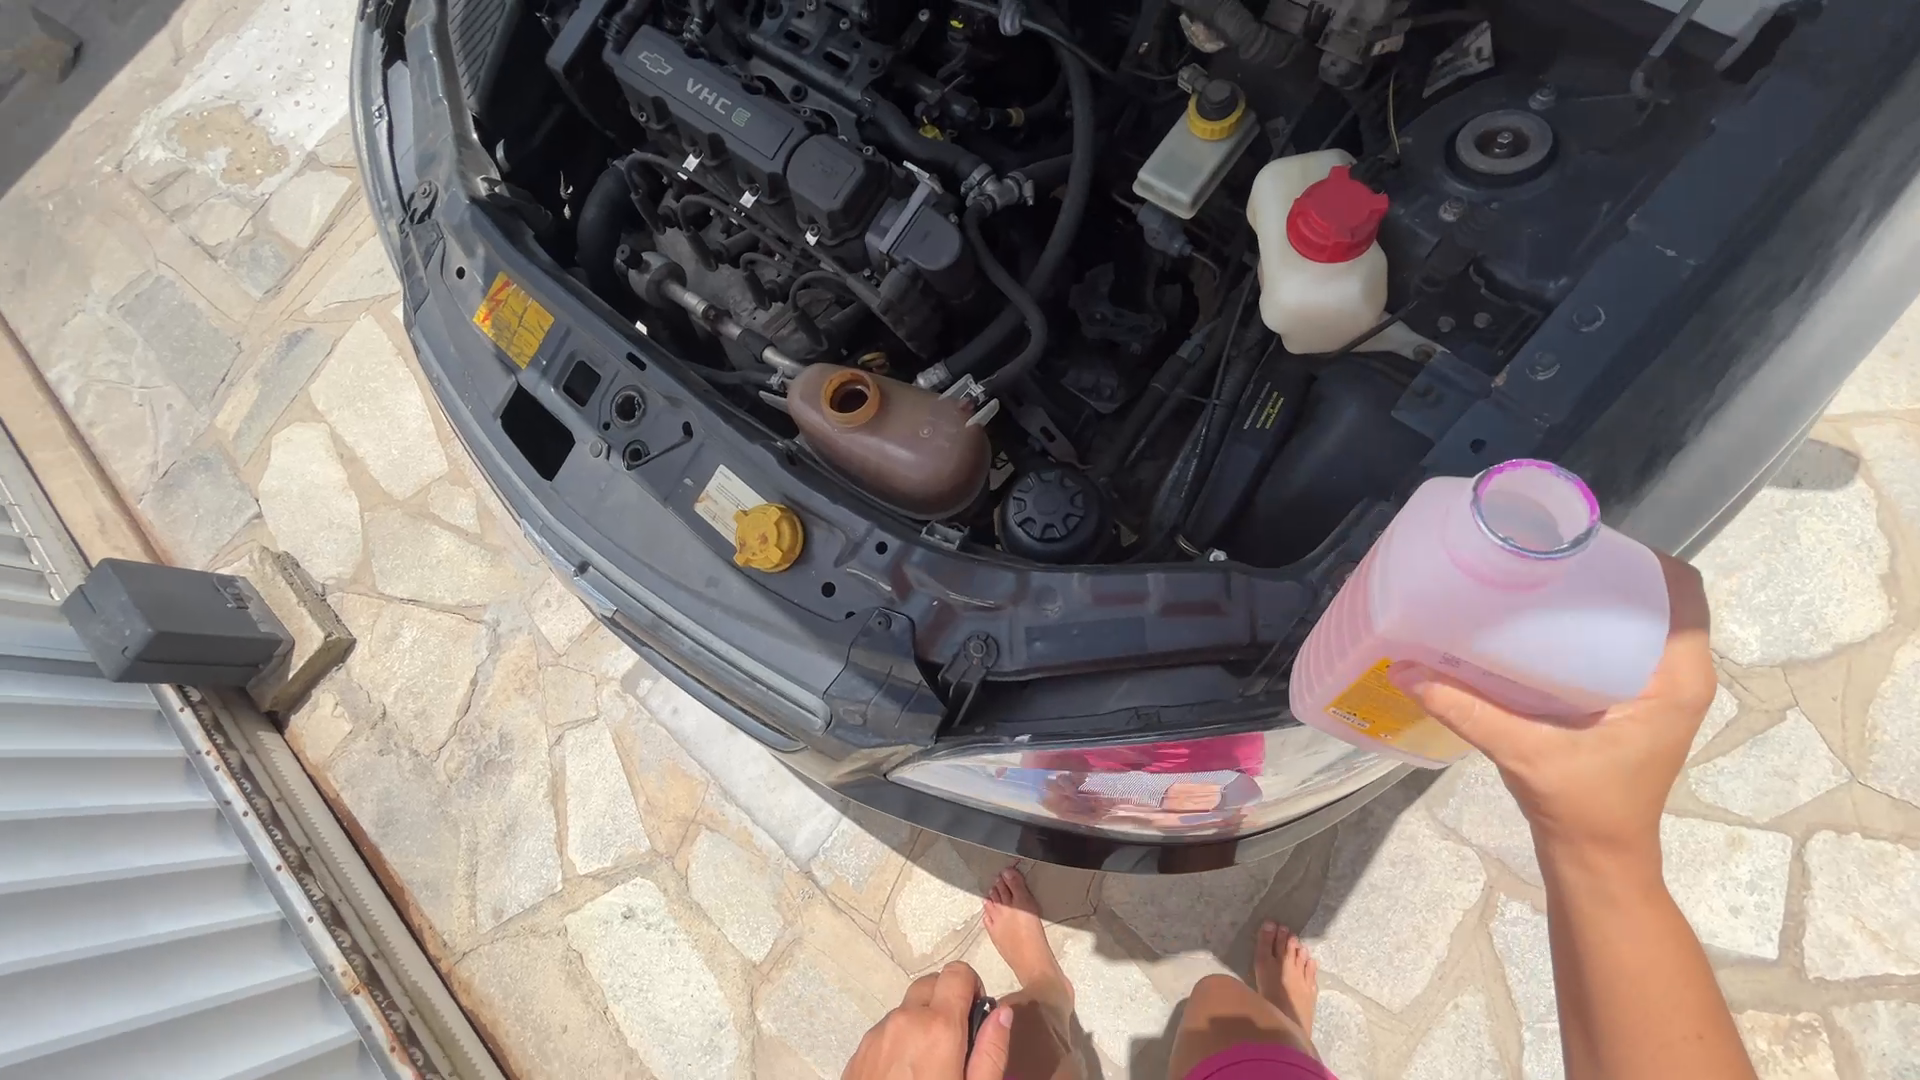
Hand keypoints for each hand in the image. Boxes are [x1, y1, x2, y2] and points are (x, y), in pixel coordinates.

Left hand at [842, 961, 1012, 1079]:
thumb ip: (991, 1053)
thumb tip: (1003, 1013)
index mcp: (938, 1027)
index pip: (957, 972)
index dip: (972, 987)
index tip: (977, 1016)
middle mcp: (904, 1019)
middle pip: (931, 984)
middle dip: (948, 1001)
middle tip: (959, 1042)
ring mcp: (877, 1035)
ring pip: (907, 1008)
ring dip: (923, 1022)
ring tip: (931, 1068)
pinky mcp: (858, 1053)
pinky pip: (887, 1031)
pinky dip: (901, 1040)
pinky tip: (907, 1079)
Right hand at [1388, 553, 1715, 863]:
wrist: (1596, 853)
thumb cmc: (1581, 802)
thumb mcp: (1522, 750)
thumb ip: (1463, 707)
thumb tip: (1400, 667)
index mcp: (1673, 679)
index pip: (1682, 593)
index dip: (1640, 558)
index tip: (1575, 542)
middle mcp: (1673, 675)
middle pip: (1653, 598)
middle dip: (1600, 571)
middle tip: (1533, 556)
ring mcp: (1652, 689)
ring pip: (1632, 620)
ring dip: (1589, 597)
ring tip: (1526, 579)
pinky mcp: (1626, 700)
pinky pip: (1613, 643)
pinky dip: (1578, 625)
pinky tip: (1526, 624)